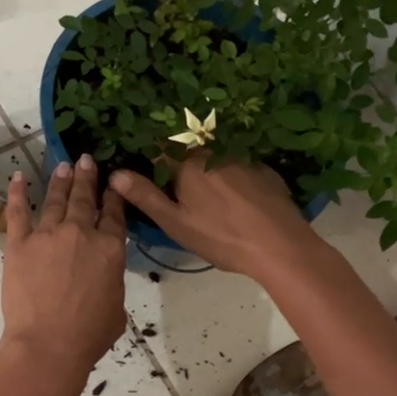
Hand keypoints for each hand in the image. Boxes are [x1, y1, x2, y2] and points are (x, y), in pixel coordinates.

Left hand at [0, 155, 128, 378]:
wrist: (49, 343)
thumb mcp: (116, 307)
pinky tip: (18, 177)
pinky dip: (17, 192)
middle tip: (86, 160)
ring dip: (60, 181)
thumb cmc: (89, 334)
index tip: (113, 181)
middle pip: (84, 199)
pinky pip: (18, 211)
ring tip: (63, 166)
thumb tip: (103, 275)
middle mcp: (80, 233)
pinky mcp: (19, 243)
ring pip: (55, 200)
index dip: (114, 197)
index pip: (114, 215)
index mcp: (110, 249)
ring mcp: (47, 235)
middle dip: (86, 178)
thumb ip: (111, 281)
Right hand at [108, 154, 320, 279]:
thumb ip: (145, 196)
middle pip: (186, 148)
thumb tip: (115, 174)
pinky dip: (228, 172)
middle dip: (176, 159)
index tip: (143, 166)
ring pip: (213, 155)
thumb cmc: (221, 237)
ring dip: (203, 164)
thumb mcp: (175, 222)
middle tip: (173, 182)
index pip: (159, 148)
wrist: (281, 247)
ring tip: (202, 188)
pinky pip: (236, 163)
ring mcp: (242, 159)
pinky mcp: (264, 169)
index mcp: (187, 164)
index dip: (149, 155)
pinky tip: (233, 195)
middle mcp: (213, 153)